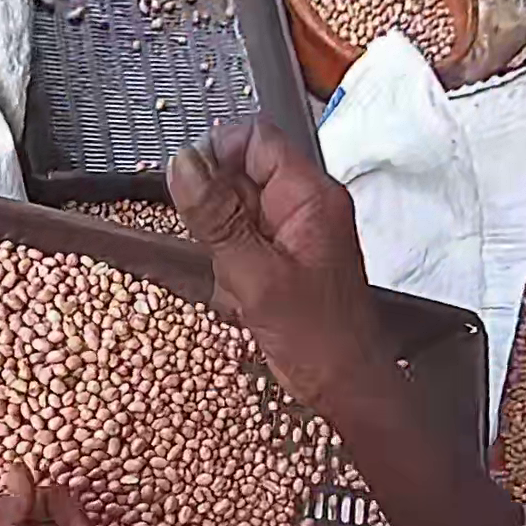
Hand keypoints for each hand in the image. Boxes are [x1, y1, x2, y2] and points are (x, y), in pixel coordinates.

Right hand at [166, 118, 387, 413]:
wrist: (343, 384)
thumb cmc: (316, 338)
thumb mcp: (255, 275)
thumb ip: (216, 219)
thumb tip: (182, 165)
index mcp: (309, 197)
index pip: (255, 140)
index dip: (216, 156)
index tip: (190, 192)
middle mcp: (304, 209)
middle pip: (242, 180)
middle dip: (218, 219)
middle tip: (222, 257)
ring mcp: (295, 238)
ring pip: (237, 220)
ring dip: (224, 253)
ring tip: (240, 288)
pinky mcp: (285, 265)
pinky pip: (244, 251)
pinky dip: (234, 275)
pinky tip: (244, 302)